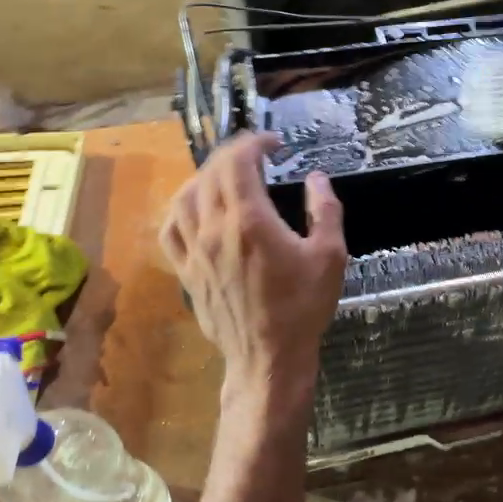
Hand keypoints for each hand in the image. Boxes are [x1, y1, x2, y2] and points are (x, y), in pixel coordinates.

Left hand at [159, 133, 346, 411]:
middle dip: (234, 154)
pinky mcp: (185, 270)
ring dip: (207, 176)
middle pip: (211, 173)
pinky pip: (171, 228)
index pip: (238, 162)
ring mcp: (194, 250)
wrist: (268, 358)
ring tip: (229, 177)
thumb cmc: (303, 308)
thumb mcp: (330, 256)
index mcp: (249, 221)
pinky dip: (182, 207)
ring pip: (185, 195)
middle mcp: (214, 229)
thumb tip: (317, 178)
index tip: (275, 144)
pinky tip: (197, 208)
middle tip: (258, 155)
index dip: (254, 143)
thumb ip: (325, 210)